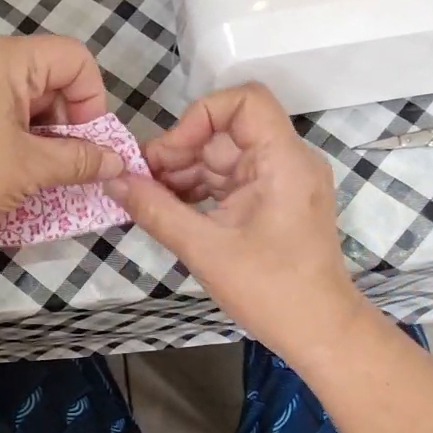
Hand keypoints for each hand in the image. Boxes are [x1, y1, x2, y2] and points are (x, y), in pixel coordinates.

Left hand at [0, 35, 126, 272]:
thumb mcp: (31, 169)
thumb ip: (81, 159)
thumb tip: (116, 161)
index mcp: (0, 57)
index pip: (73, 58)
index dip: (92, 101)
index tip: (87, 144)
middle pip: (47, 72)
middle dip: (66, 117)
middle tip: (63, 162)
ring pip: (21, 92)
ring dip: (40, 128)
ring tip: (36, 168)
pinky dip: (12, 130)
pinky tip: (8, 164)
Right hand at [103, 83, 368, 338]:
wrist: (318, 330)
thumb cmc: (269, 290)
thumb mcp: (203, 248)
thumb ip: (155, 210)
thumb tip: (114, 182)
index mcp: (283, 161)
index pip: (244, 101)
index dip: (199, 117)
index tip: (169, 154)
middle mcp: (287, 161)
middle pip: (226, 132)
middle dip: (180, 152)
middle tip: (142, 183)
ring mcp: (281, 182)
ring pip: (223, 157)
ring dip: (184, 173)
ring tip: (150, 200)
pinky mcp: (273, 202)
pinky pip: (230, 181)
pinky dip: (199, 190)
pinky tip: (170, 209)